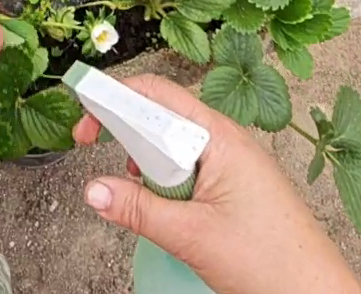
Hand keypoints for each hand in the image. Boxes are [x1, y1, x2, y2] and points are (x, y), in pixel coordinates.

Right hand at [74, 75, 360, 293]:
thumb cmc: (275, 267)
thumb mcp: (192, 237)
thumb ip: (138, 210)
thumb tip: (92, 189)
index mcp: (219, 136)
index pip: (155, 94)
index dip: (113, 99)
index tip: (85, 121)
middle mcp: (227, 139)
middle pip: (161, 115)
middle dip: (125, 130)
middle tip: (93, 147)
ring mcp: (234, 162)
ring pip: (174, 143)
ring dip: (148, 161)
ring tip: (140, 191)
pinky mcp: (237, 185)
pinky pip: (190, 166)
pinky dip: (168, 180)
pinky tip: (166, 206)